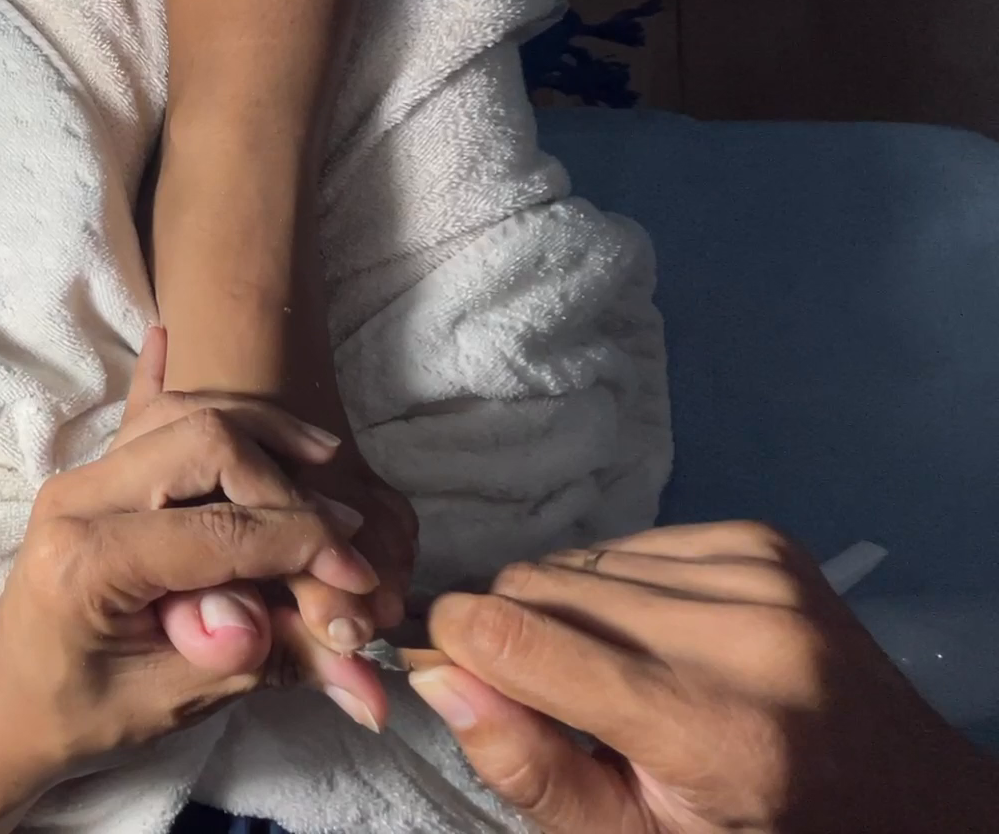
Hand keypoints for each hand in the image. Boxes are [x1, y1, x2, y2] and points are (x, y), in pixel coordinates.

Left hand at [115, 326, 414, 729]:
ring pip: (178, 413)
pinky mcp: (90, 474)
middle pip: (199, 440)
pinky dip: (166, 377)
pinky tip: (169, 335)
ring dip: (254, 428)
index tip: (355, 573)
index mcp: (87, 560)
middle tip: (335, 526)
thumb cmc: (76, 711)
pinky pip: (136, 412)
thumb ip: (252, 662)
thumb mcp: (166, 703)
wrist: (5, 697)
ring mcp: (79, 476)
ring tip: (318, 452)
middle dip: (280, 478)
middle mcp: (76, 497)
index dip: (298, 546)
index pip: (217, 530)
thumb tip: (349, 655)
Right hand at [408, 521, 998, 832]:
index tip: (465, 677)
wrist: (914, 807)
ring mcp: (762, 577)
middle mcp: (744, 635)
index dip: (457, 643)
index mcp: (714, 732)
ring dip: (563, 606)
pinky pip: (616, 542)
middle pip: (529, 584)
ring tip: (622, 663)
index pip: (513, 635)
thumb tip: (434, 673)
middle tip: (562, 692)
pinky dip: (610, 584)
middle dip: (512, 630)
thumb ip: (523, 765)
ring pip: (566, 558)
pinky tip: (660, 632)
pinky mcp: (763, 541)